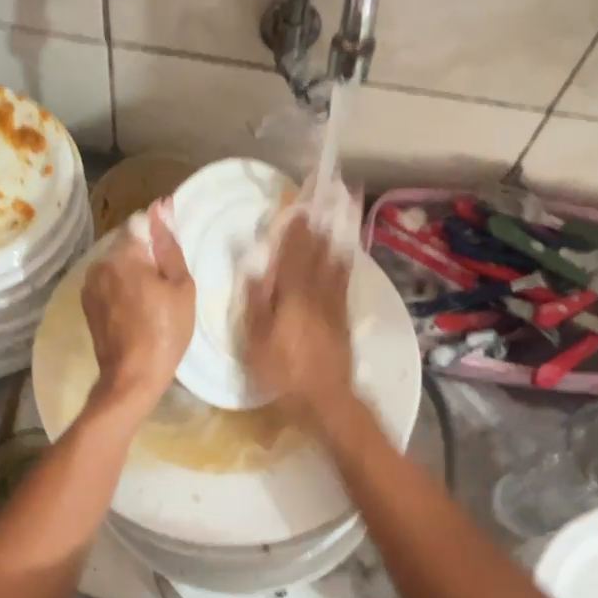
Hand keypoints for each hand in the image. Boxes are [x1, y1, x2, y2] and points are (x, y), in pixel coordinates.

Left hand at [83, 204, 194, 415]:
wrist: (132, 376)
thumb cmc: (165, 332)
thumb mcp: (180, 287)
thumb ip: (170, 246)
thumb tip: (163, 210)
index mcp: (123, 254)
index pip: (141, 222)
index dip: (159, 233)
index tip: (172, 254)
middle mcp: (100, 263)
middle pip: (126, 243)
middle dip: (146, 253)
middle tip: (167, 281)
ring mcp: (89, 284)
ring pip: (116, 263)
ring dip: (133, 271)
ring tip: (153, 297)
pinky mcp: (87, 303)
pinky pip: (108, 282)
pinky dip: (122, 287)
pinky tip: (138, 308)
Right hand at [244, 213, 355, 423]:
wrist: (326, 400)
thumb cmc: (284, 374)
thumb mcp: (257, 342)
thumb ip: (256, 302)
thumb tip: (252, 268)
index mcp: (292, 296)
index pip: (293, 254)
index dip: (295, 229)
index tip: (298, 204)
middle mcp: (317, 293)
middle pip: (318, 252)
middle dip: (319, 226)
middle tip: (325, 197)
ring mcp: (334, 304)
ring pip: (336, 262)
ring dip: (335, 238)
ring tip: (339, 215)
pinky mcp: (343, 318)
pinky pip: (344, 280)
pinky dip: (344, 262)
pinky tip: (345, 255)